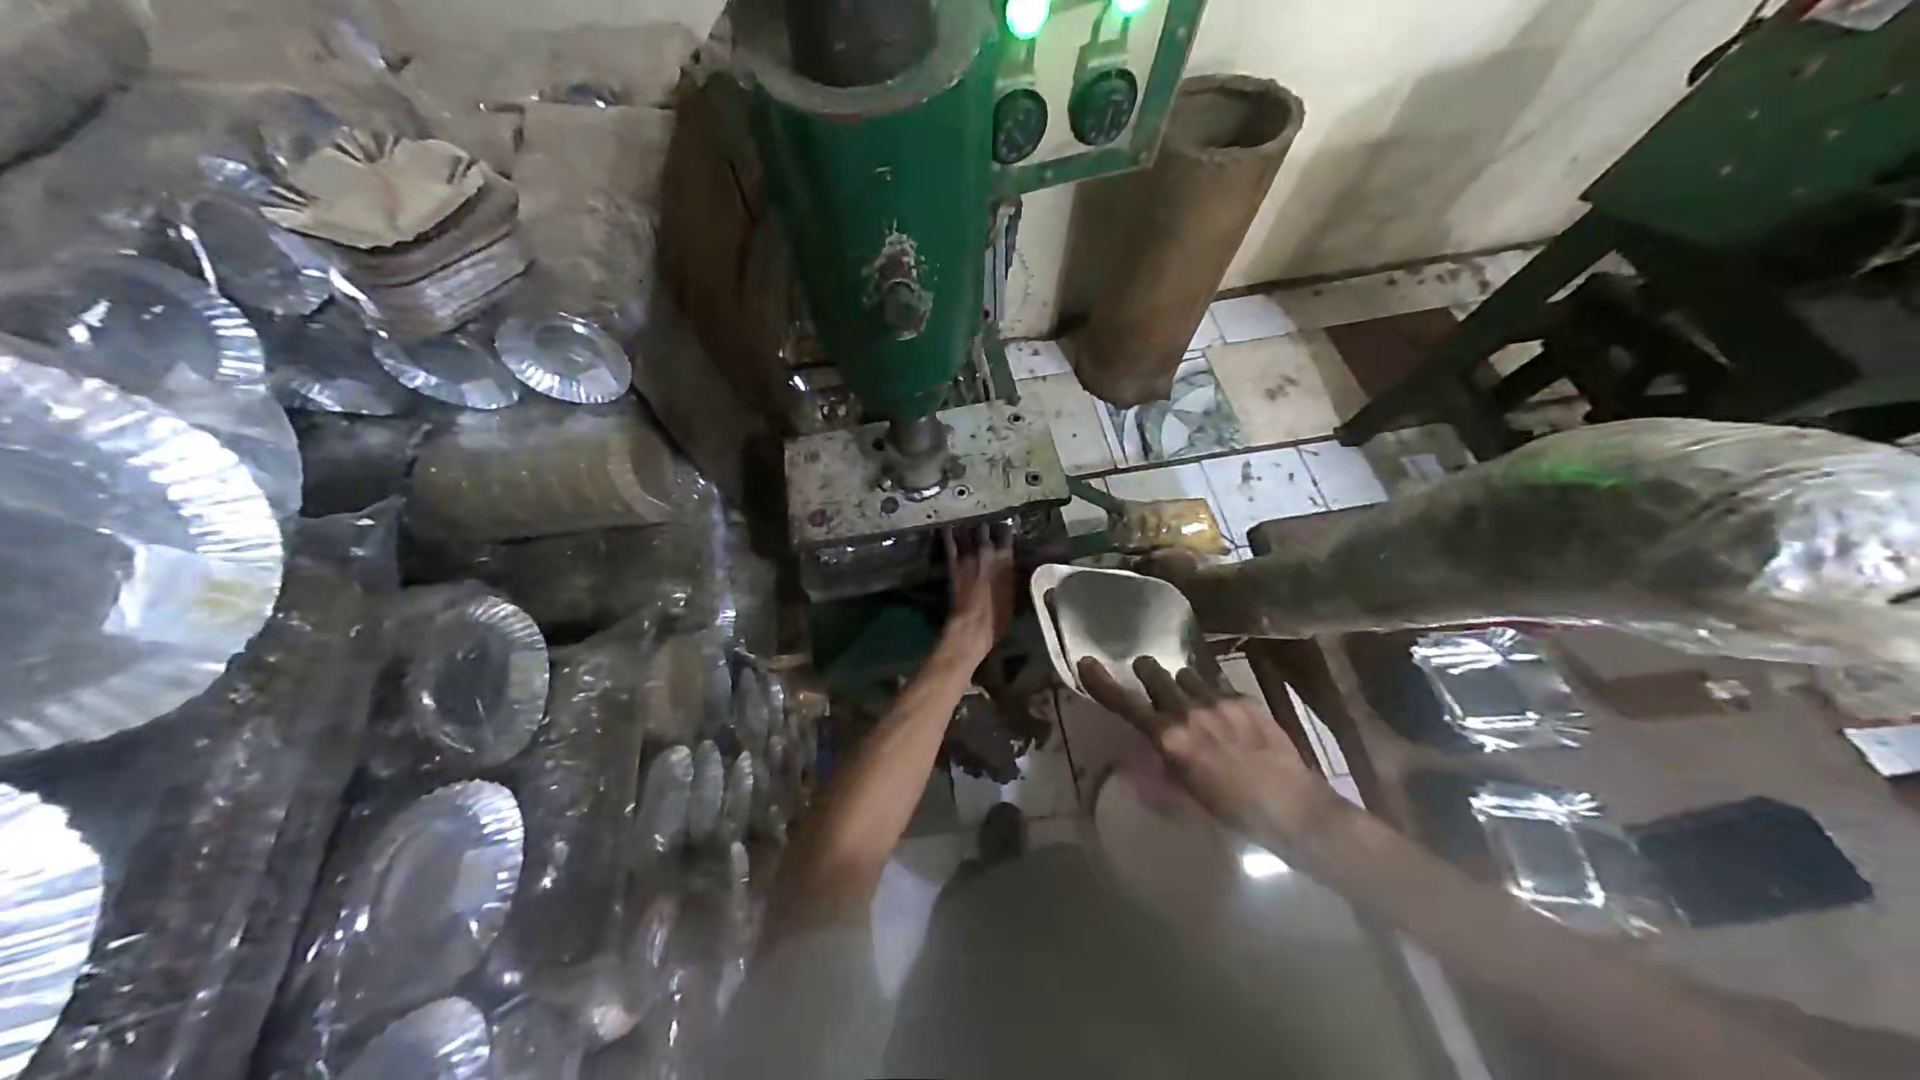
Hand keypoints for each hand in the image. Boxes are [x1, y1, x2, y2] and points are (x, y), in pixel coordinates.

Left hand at [943, 522, 1015, 658]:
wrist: (974, 624)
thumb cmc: (999, 615)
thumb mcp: (1013, 591)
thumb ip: (1010, 571)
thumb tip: (1010, 561)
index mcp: (1006, 558)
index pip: (1007, 531)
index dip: (1006, 524)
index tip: (1005, 519)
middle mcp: (988, 551)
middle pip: (985, 527)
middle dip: (985, 522)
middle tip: (983, 517)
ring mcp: (968, 555)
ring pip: (967, 531)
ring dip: (967, 524)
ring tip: (966, 517)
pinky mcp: (953, 563)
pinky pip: (950, 543)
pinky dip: (949, 533)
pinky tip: (947, 526)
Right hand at [1077, 656, 1329, 833]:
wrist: (1291, 807)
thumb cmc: (1232, 810)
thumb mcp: (1187, 787)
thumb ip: (1169, 755)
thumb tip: (1160, 740)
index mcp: (1170, 740)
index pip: (1125, 704)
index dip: (1102, 683)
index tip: (1087, 663)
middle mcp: (1189, 713)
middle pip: (1155, 675)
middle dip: (1148, 673)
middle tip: (1148, 675)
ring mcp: (1219, 702)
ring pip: (1187, 676)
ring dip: (1182, 684)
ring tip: (1193, 699)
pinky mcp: (1245, 699)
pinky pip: (1218, 686)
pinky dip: (1214, 695)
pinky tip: (1226, 713)